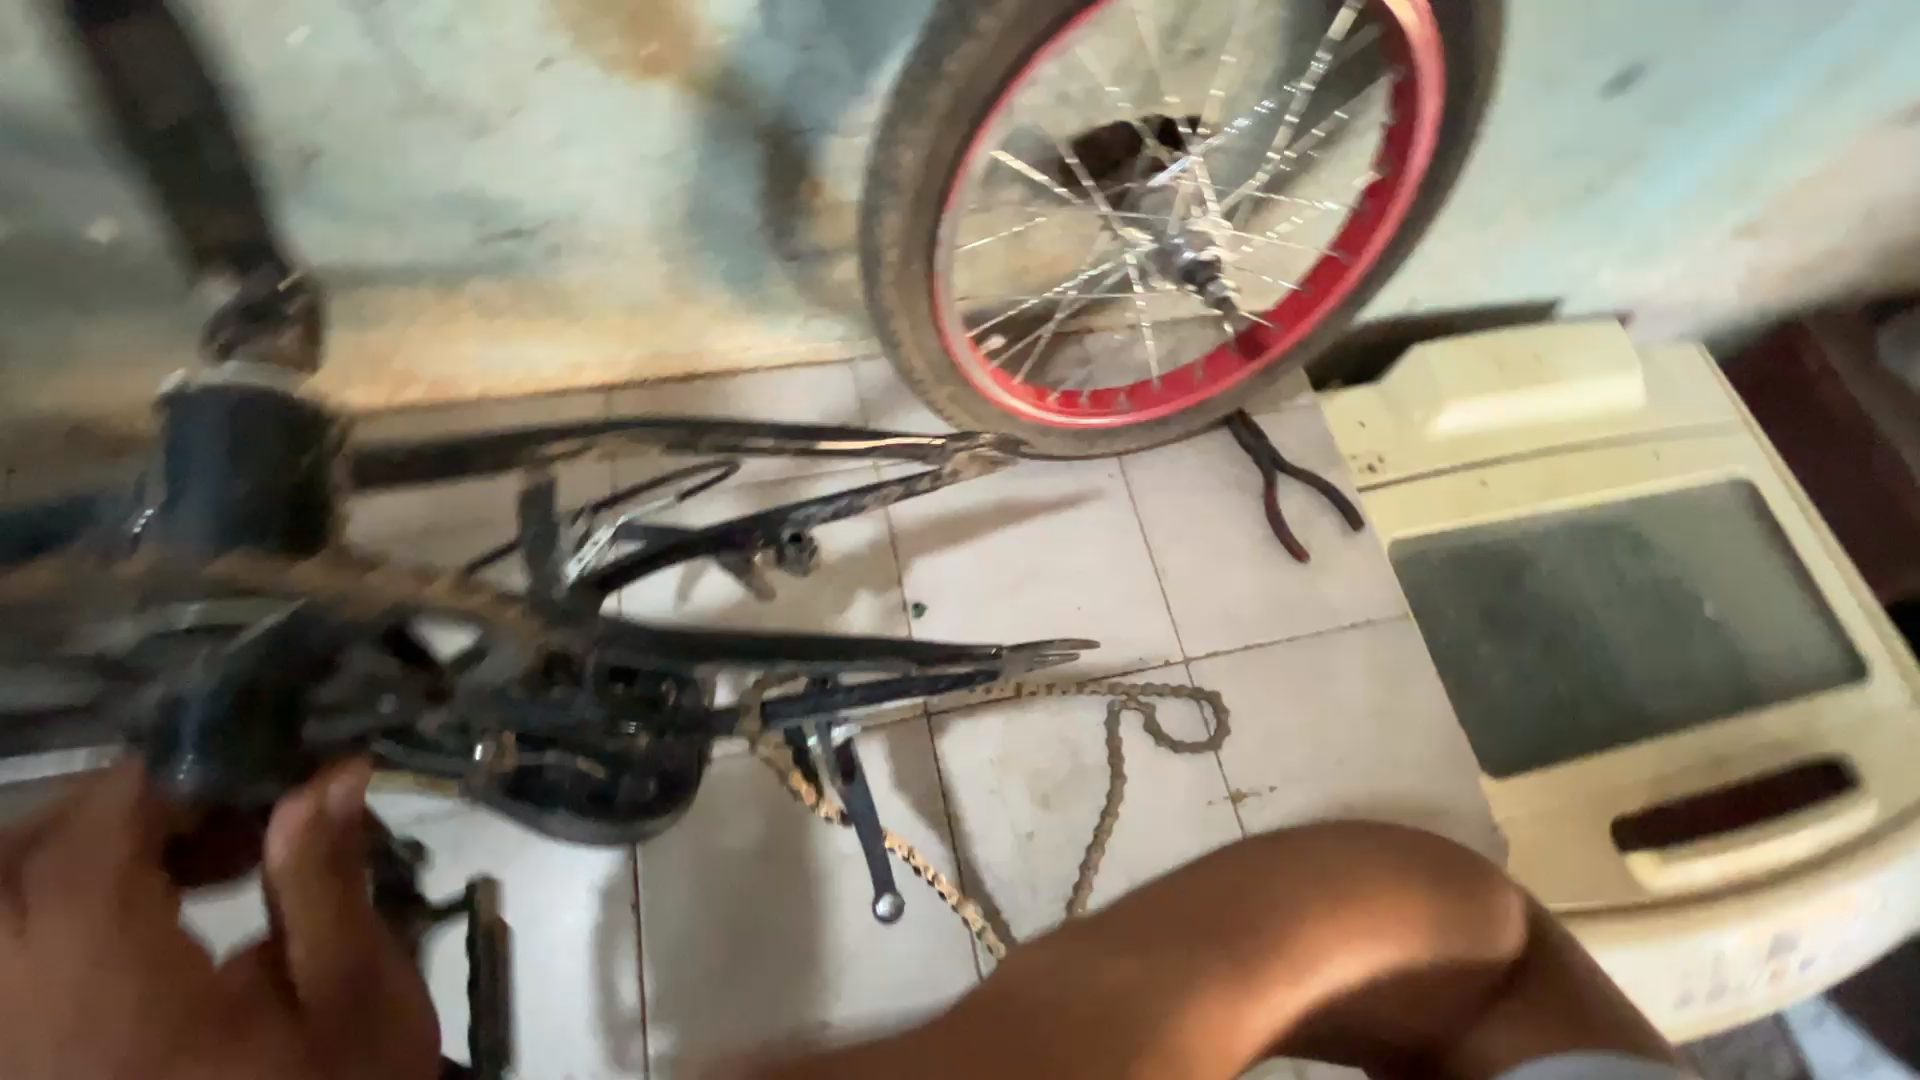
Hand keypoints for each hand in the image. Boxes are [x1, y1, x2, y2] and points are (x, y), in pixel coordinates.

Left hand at [0, 760, 440, 1079]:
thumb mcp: (352, 987)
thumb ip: (325, 879)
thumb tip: (329, 776)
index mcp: (113, 1005)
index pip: (80, 862)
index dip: (147, 787)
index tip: (234, 755)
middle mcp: (20, 1027)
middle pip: (1, 877)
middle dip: (100, 810)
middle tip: (213, 796)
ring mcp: (10, 1045)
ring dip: (85, 850)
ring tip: (202, 843)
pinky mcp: (24, 1053)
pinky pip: (15, 952)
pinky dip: (74, 899)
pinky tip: (166, 897)